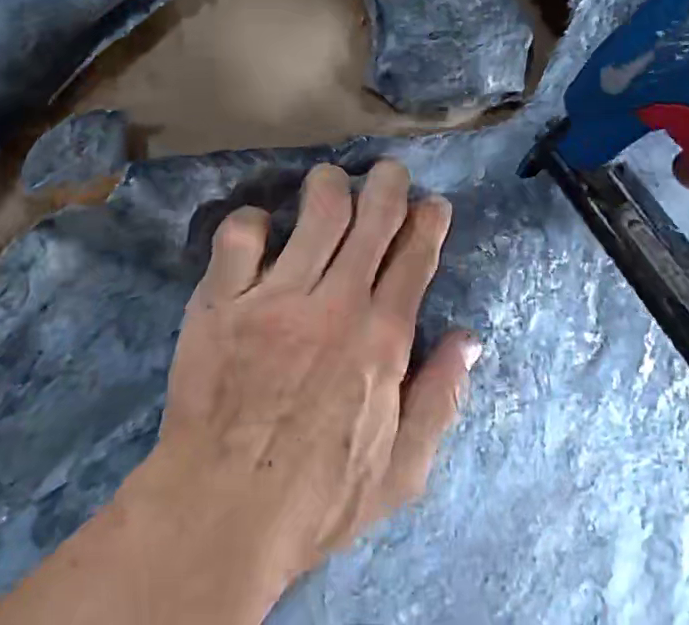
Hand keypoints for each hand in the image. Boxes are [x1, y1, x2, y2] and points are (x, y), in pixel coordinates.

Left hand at [0, 160, 480, 624]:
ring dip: (330, 186)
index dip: (428, 220)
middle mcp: (337, 304)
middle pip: (373, 218)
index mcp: (383, 338)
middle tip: (388, 172)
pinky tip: (261, 228)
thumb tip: (468, 338)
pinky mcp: (222, 303)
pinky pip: (241, 235)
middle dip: (388, 183)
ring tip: (331, 182)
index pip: (415, 256)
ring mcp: (277, 298)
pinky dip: (254, 220)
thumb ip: (441, 399)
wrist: (220, 516)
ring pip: (317, 211)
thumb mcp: (403, 470)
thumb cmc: (318, 497)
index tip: (433, 204)